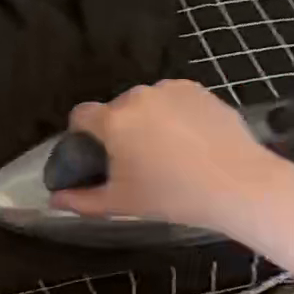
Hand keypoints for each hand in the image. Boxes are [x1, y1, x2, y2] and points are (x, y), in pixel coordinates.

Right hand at [48, 79, 291, 232]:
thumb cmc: (173, 196)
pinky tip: (190, 140)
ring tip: (168, 151)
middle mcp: (138, 96)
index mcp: (114, 120)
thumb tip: (54, 201)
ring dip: (147, 120)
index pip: (80, 115)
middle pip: (115, 110)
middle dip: (119, 130)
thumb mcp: (122, 203)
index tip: (95, 154)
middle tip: (137, 160)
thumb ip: (82, 200)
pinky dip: (174, 114)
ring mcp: (171, 89)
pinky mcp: (198, 89)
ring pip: (146, 103)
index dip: (82, 134)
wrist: (239, 184)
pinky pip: (173, 99)